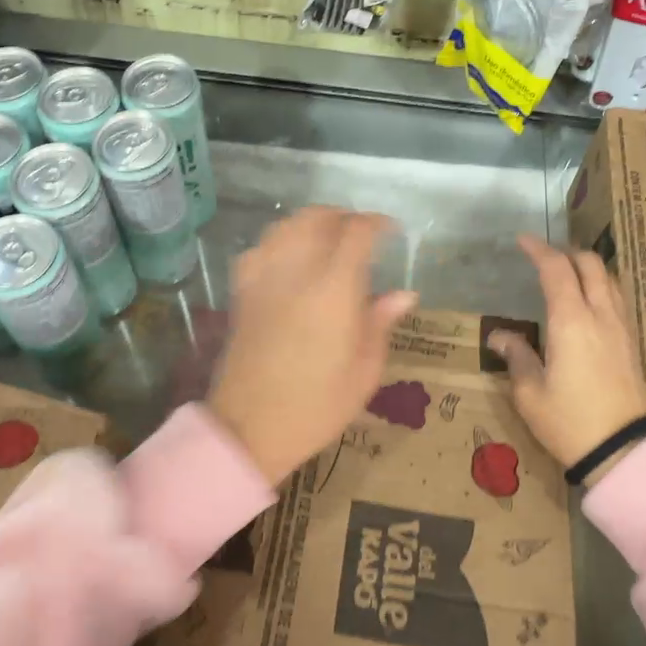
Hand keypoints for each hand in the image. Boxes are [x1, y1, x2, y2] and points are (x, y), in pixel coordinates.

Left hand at [209, 207, 417, 484]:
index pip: (356, 233)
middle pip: (316, 218)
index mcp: (333, 290)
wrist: (249, 429)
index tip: (391, 230)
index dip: (376, 223)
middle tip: (360, 232)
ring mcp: (263, 280)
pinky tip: (289, 260)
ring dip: (310, 223)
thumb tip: (403, 294)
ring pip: (285, 227)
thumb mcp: (364, 372)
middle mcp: (295, 273)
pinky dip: (278, 242)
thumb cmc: (317, 407)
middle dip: (342, 216)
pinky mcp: (241, 293)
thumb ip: (380, 324)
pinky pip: (259, 249)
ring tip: (327, 239)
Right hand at [488, 235, 645, 470]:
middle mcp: (600, 315)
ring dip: (588, 266)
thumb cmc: (568, 421)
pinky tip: (588, 301)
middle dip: (566, 252)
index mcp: (571, 322)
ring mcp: (621, 328)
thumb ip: (516, 356)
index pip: (556, 270)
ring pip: (609, 278)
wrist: (621, 450)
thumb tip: (500, 336)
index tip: (522, 241)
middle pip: (590, 264)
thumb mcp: (530, 393)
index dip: (539, 250)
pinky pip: (617, 298)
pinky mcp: (631, 343)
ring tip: (567, 272)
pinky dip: (601, 286)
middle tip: (544, 255)